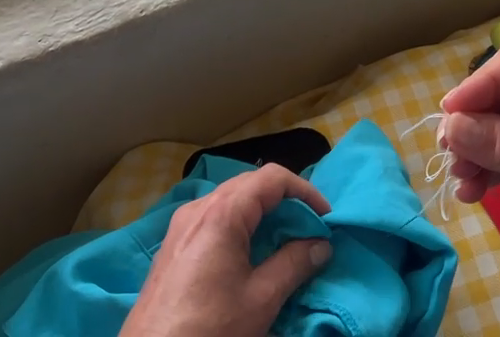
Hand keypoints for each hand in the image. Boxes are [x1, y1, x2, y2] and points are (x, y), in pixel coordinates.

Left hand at [119, 163, 332, 336]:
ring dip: (262, 213)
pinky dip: (240, 224)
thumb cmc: (210, 326)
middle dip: (285, 201)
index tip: (326, 218)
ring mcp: (182, 223)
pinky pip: (214, 217)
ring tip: (286, 241)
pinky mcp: (174, 243)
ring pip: (231, 200)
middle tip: (310, 230)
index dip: (304, 191)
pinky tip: (251, 252)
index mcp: (221, 212)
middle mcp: (199, 207)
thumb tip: (321, 245)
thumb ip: (293, 265)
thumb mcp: (261, 299)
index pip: (272, 178)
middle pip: (251, 184)